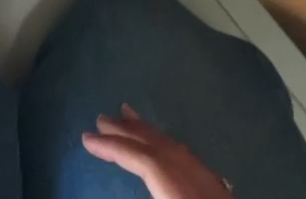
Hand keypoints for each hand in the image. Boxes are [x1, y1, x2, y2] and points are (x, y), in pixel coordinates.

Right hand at [84, 105, 231, 198]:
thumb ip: (152, 188)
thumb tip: (128, 179)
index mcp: (181, 193)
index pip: (145, 161)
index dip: (114, 148)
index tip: (86, 138)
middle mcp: (197, 181)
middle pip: (161, 148)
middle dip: (130, 132)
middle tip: (102, 117)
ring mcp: (211, 185)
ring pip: (177, 150)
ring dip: (149, 132)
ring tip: (128, 115)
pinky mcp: (219, 192)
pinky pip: (189, 159)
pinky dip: (169, 146)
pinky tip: (163, 147)